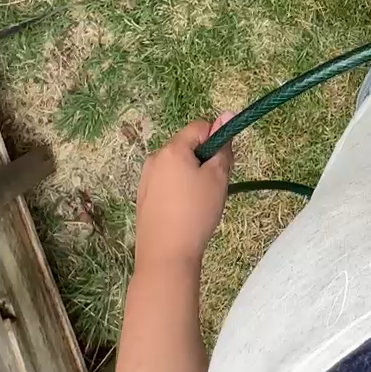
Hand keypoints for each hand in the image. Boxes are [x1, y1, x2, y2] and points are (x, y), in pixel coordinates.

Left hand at [133, 114, 235, 271]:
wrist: (166, 257)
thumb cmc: (196, 212)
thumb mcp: (218, 176)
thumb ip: (223, 144)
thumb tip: (227, 113)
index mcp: (172, 149)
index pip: (200, 127)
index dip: (216, 141)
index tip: (222, 164)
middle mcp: (155, 159)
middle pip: (188, 145)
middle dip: (204, 158)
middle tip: (215, 184)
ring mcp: (146, 180)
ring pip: (179, 165)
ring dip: (193, 173)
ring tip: (201, 200)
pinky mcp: (143, 199)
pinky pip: (168, 181)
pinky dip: (180, 188)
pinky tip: (185, 211)